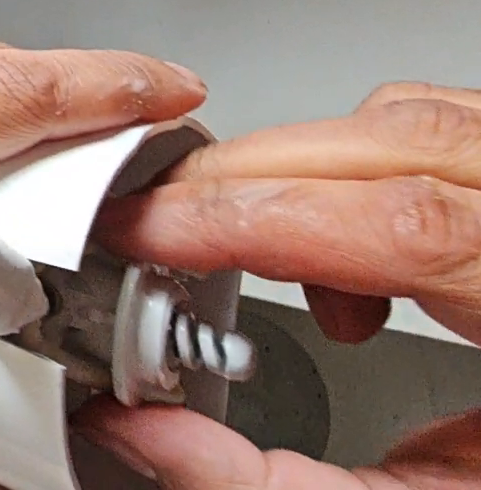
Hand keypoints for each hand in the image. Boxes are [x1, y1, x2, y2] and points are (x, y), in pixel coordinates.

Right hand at [78, 83, 480, 487]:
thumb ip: (291, 483)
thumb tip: (149, 433)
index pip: (400, 222)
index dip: (243, 217)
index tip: (142, 232)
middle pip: (382, 148)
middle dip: (234, 182)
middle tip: (154, 225)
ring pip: (399, 120)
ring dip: (283, 172)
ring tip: (240, 238)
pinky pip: (432, 126)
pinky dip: (341, 168)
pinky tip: (336, 246)